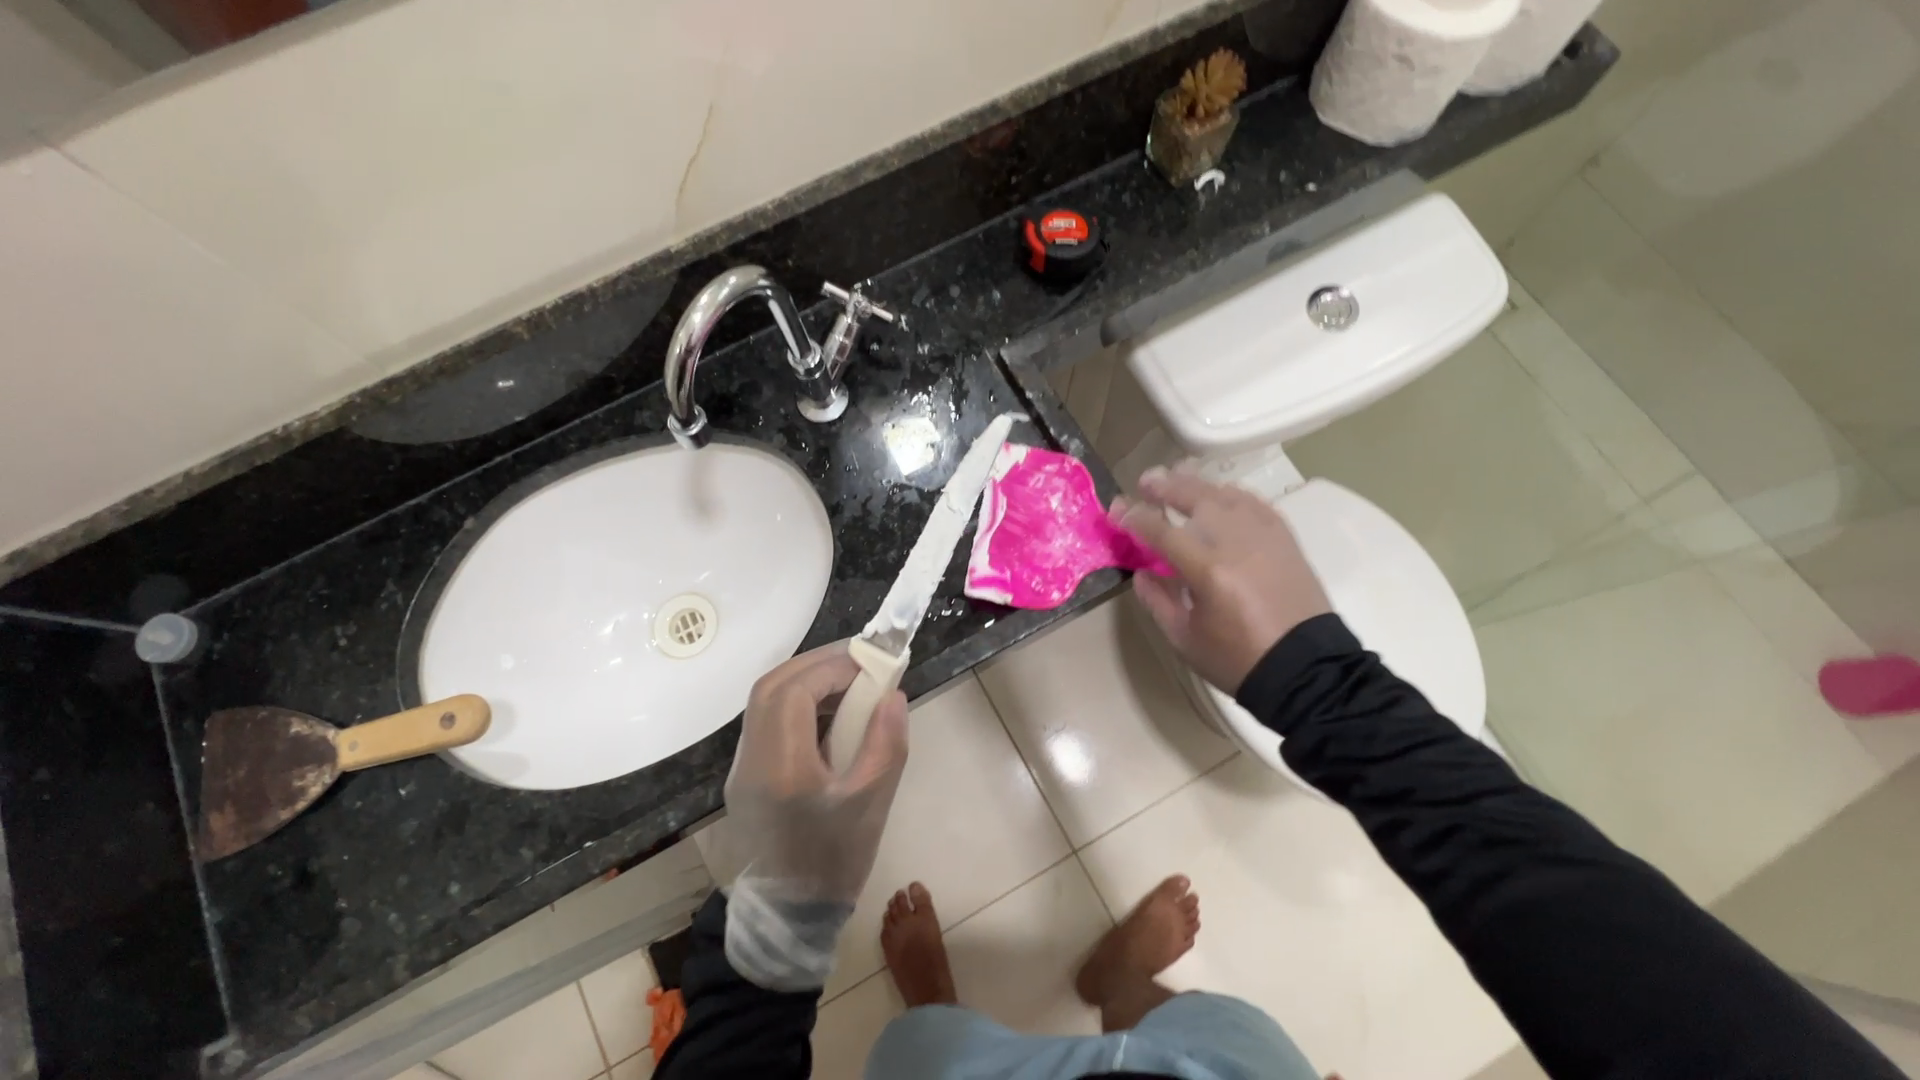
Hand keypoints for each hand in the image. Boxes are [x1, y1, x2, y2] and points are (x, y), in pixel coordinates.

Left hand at [723, 641, 909, 989]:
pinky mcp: (743, 778)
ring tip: (847, 683)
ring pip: (763, 702)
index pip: (794, 691)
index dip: (832, 667)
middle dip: (816, 665)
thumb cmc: (836, 862)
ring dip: (803, 681)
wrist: (788, 919)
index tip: (871, 662)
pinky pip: (764, 722)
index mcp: (782, 768)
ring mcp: (741, 769)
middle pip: (771, 686)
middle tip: (860, 662)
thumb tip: (893, 695)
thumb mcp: (872, 804)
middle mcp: (751, 760)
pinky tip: (826, 713)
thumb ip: (886, 744)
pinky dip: (793, 703)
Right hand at [1112, 467, 1332, 694]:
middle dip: (1166, 487)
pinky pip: (1254, 503)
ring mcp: (1265, 535)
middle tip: (1145, 481)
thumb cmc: (1238, 659)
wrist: (1305, 669)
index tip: (1116, 509)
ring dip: (1197, 485)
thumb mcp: (1184, 639)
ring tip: (1177, 479)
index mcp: (1208, 569)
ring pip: (1226, 494)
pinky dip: (1231, 495)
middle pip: (1195, 498)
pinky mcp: (1285, 538)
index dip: (1135, 518)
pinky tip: (1220, 495)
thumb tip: (1142, 571)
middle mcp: (1236, 541)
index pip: (1161, 531)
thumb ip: (1157, 600)